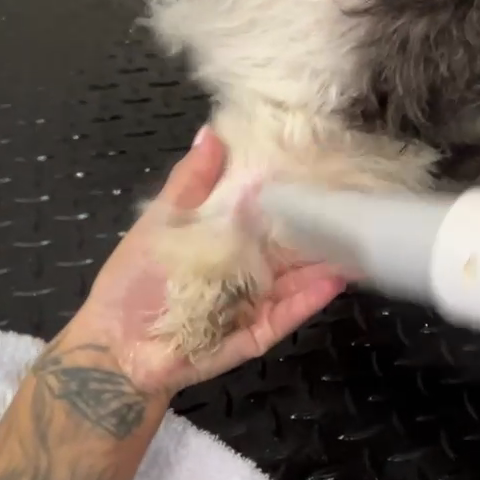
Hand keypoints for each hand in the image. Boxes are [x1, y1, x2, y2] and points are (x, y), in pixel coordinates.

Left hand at [60, 128, 345, 396]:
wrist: (119, 347)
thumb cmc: (134, 281)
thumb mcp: (161, 223)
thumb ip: (191, 185)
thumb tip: (212, 133)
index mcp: (231, 238)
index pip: (272, 213)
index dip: (296, 193)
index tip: (325, 170)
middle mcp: (254, 267)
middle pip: (296, 246)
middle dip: (325, 228)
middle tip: (359, 204)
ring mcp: (263, 300)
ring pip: (303, 277)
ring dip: (330, 261)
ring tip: (361, 240)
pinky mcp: (265, 330)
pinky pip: (294, 311)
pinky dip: (314, 296)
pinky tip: (337, 278)